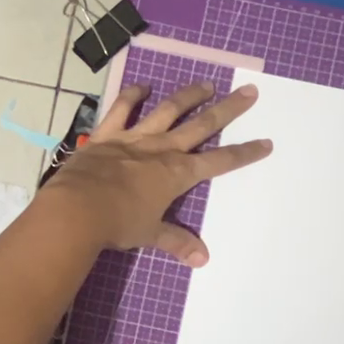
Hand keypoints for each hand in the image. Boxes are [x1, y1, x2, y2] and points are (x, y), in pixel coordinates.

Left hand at [40, 81, 272, 265]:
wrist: (78, 208)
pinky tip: (142, 86)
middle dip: (228, 109)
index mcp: (177, 174)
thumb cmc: (118, 223)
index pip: (220, 162)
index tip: (265, 142)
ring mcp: (134, 138)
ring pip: (168, 110)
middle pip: (202, 125)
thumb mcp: (150, 234)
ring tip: (206, 84)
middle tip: (248, 91)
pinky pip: (122, 109)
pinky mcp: (107, 135)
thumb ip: (176, 241)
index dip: (244, 153)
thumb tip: (202, 259)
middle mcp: (161, 149)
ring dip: (188, 95)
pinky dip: (132, 95)